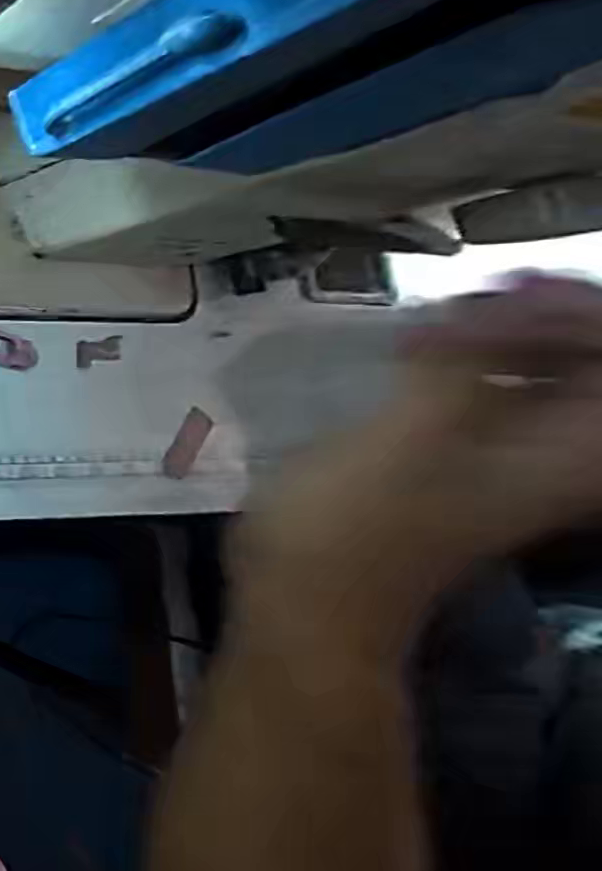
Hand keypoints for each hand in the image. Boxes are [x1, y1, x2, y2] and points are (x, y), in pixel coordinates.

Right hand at [234, 274, 601, 643]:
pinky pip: (487, 397)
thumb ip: (447, 376)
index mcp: (565, 454)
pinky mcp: (451, 461)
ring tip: (444, 313)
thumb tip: (475, 311)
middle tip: (475, 290)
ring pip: (540, 379)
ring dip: (505, 338)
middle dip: (549, 317)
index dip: (575, 314)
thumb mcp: (396, 446)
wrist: (309, 593)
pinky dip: (464, 367)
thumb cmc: (347, 525)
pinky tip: (416, 354)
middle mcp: (554, 454)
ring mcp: (503, 461)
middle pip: (589, 367)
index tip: (493, 290)